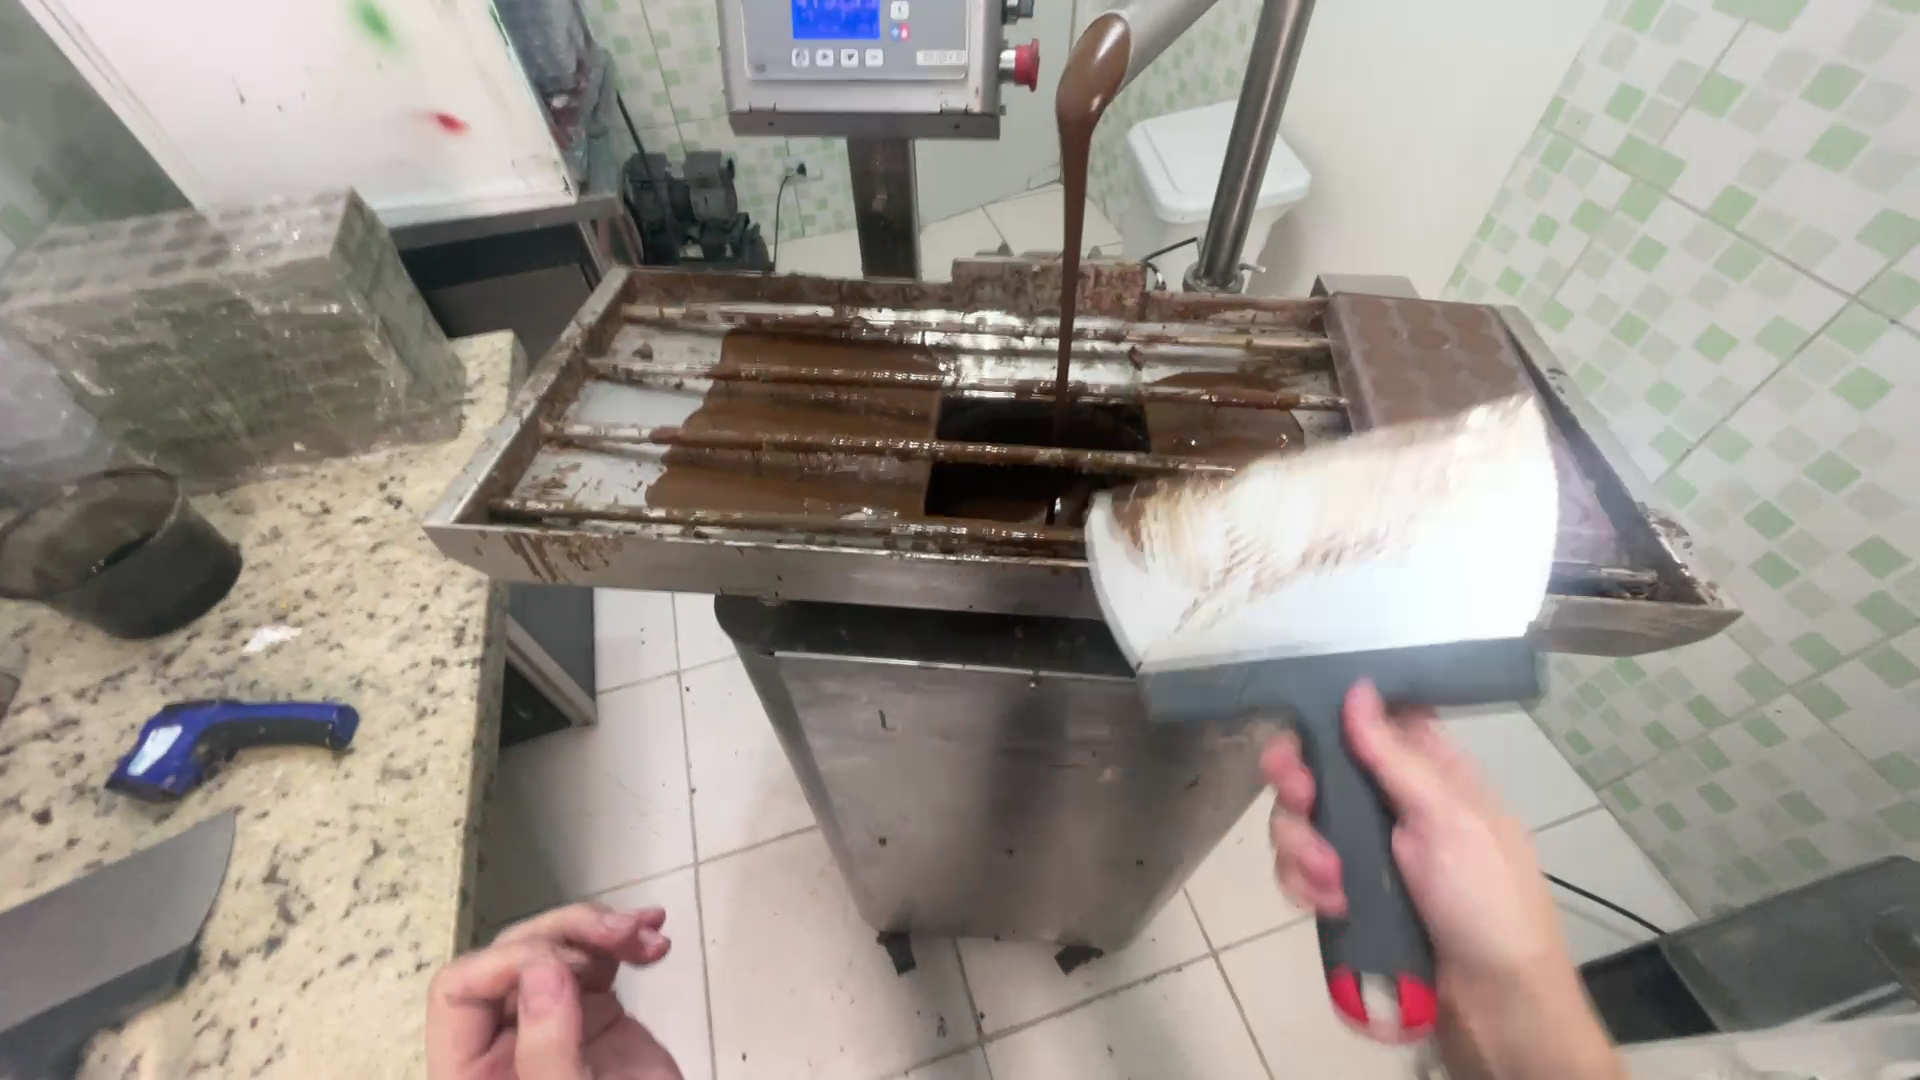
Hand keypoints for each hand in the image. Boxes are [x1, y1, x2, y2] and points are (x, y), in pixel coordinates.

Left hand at [426, 902, 684, 1079]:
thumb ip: (547, 1050)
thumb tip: (544, 967)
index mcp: (472, 1075)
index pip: (460, 990)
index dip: (510, 961)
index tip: (572, 965)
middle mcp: (503, 1043)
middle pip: (513, 953)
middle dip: (571, 932)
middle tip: (626, 932)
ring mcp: (551, 1025)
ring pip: (558, 945)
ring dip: (605, 929)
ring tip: (651, 934)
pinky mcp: (596, 1014)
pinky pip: (599, 957)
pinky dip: (628, 939)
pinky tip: (657, 944)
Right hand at [1261, 680, 1567, 991]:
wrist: (1493, 1009)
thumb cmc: (1489, 903)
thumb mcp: (1451, 821)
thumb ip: (1396, 757)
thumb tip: (1357, 686)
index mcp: (1423, 772)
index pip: (1363, 720)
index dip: (1326, 716)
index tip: (1303, 728)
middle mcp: (1382, 799)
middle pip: (1313, 764)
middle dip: (1296, 782)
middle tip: (1302, 798)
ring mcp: (1357, 843)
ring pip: (1295, 815)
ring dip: (1302, 846)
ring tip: (1333, 884)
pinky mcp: (1338, 884)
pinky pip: (1294, 864)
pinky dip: (1302, 882)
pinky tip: (1330, 904)